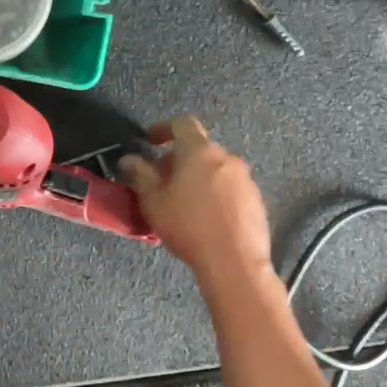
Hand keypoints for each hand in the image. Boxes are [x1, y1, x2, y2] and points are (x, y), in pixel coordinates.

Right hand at [119, 117, 271, 277]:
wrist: (234, 262)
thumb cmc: (187, 225)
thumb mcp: (153, 201)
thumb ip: (139, 174)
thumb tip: (129, 159)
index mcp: (199, 152)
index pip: (183, 124)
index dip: (163, 128)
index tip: (149, 141)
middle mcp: (226, 159)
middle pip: (199, 149)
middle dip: (177, 159)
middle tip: (160, 181)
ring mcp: (245, 180)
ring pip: (215, 169)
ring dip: (196, 177)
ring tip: (182, 202)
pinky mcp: (256, 201)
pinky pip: (230, 188)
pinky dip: (214, 193)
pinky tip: (205, 218)